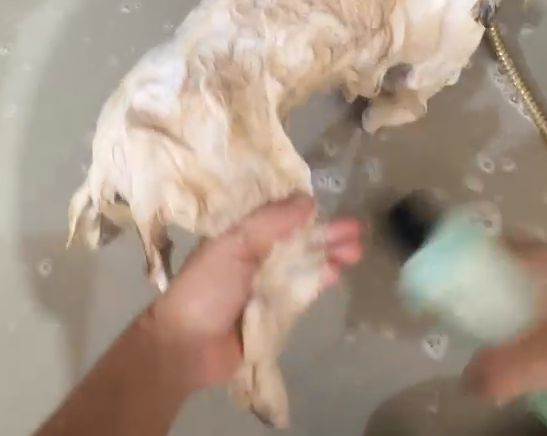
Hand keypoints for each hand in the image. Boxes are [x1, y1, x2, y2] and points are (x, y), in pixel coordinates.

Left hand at [137, 196, 363, 391]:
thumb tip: (308, 200)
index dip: (305, 207)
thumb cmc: (207, 286)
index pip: (278, 212)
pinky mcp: (276, 312)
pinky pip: (302, 291)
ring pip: (304, 263)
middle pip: (298, 238)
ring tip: (357, 249)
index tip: (330, 201)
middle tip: (358, 229)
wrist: (187, 346)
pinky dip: (319, 279)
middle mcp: (256, 254)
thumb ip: (272, 222)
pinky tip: (337, 271)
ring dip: (330, 254)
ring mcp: (267, 283)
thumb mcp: (235, 244)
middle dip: (327, 232)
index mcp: (240, 232)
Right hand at [464, 244, 546, 405]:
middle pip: (530, 265)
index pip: (503, 247)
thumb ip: (501, 369)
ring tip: (528, 334)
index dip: (480, 263)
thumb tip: (468, 380)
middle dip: (510, 286)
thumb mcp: (545, 364)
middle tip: (493, 315)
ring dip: (541, 302)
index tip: (465, 286)